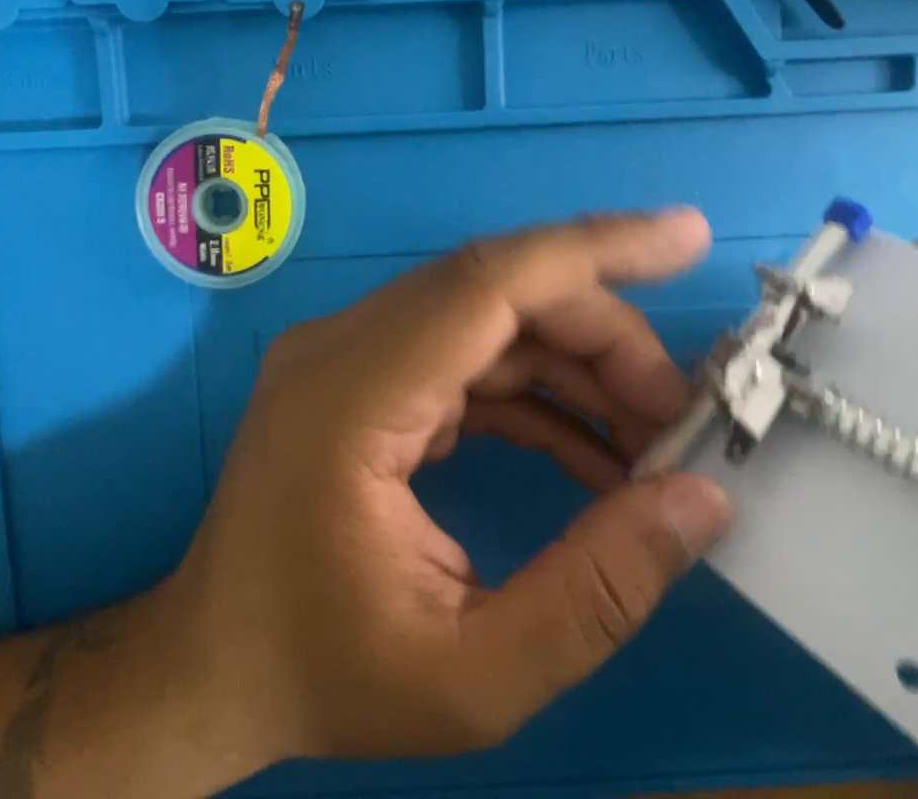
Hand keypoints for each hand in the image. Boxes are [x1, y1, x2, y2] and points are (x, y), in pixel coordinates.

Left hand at [151, 210, 729, 769]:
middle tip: (680, 415)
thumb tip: (702, 500)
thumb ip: (596, 594)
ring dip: (575, 367)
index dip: (594, 252)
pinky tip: (593, 457)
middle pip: (493, 293)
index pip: (485, 285)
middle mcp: (337, 353)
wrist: (215, 671)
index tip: (687, 239)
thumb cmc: (323, 677)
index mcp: (348, 401)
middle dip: (603, 337)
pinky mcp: (357, 386)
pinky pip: (462, 360)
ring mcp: (341, 362)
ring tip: (650, 443)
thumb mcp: (474, 677)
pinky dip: (534, 395)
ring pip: (484, 322)